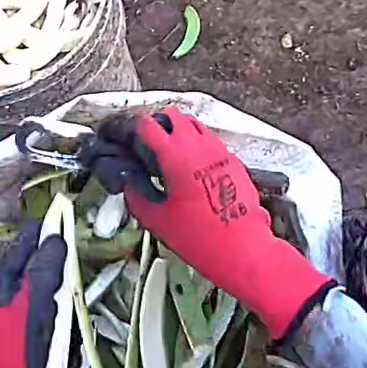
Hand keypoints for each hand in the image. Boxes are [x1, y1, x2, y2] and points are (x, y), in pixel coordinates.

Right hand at [79, 106, 335, 339]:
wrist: (245, 252)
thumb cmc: (203, 238)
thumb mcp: (156, 218)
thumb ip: (135, 193)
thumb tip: (128, 180)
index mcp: (175, 156)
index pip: (145, 124)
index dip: (127, 128)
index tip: (120, 135)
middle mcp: (199, 147)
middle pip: (170, 116)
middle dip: (153, 125)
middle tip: (142, 143)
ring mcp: (219, 152)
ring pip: (192, 125)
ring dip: (176, 132)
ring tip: (166, 155)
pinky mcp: (233, 163)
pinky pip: (210, 142)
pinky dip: (195, 146)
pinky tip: (189, 170)